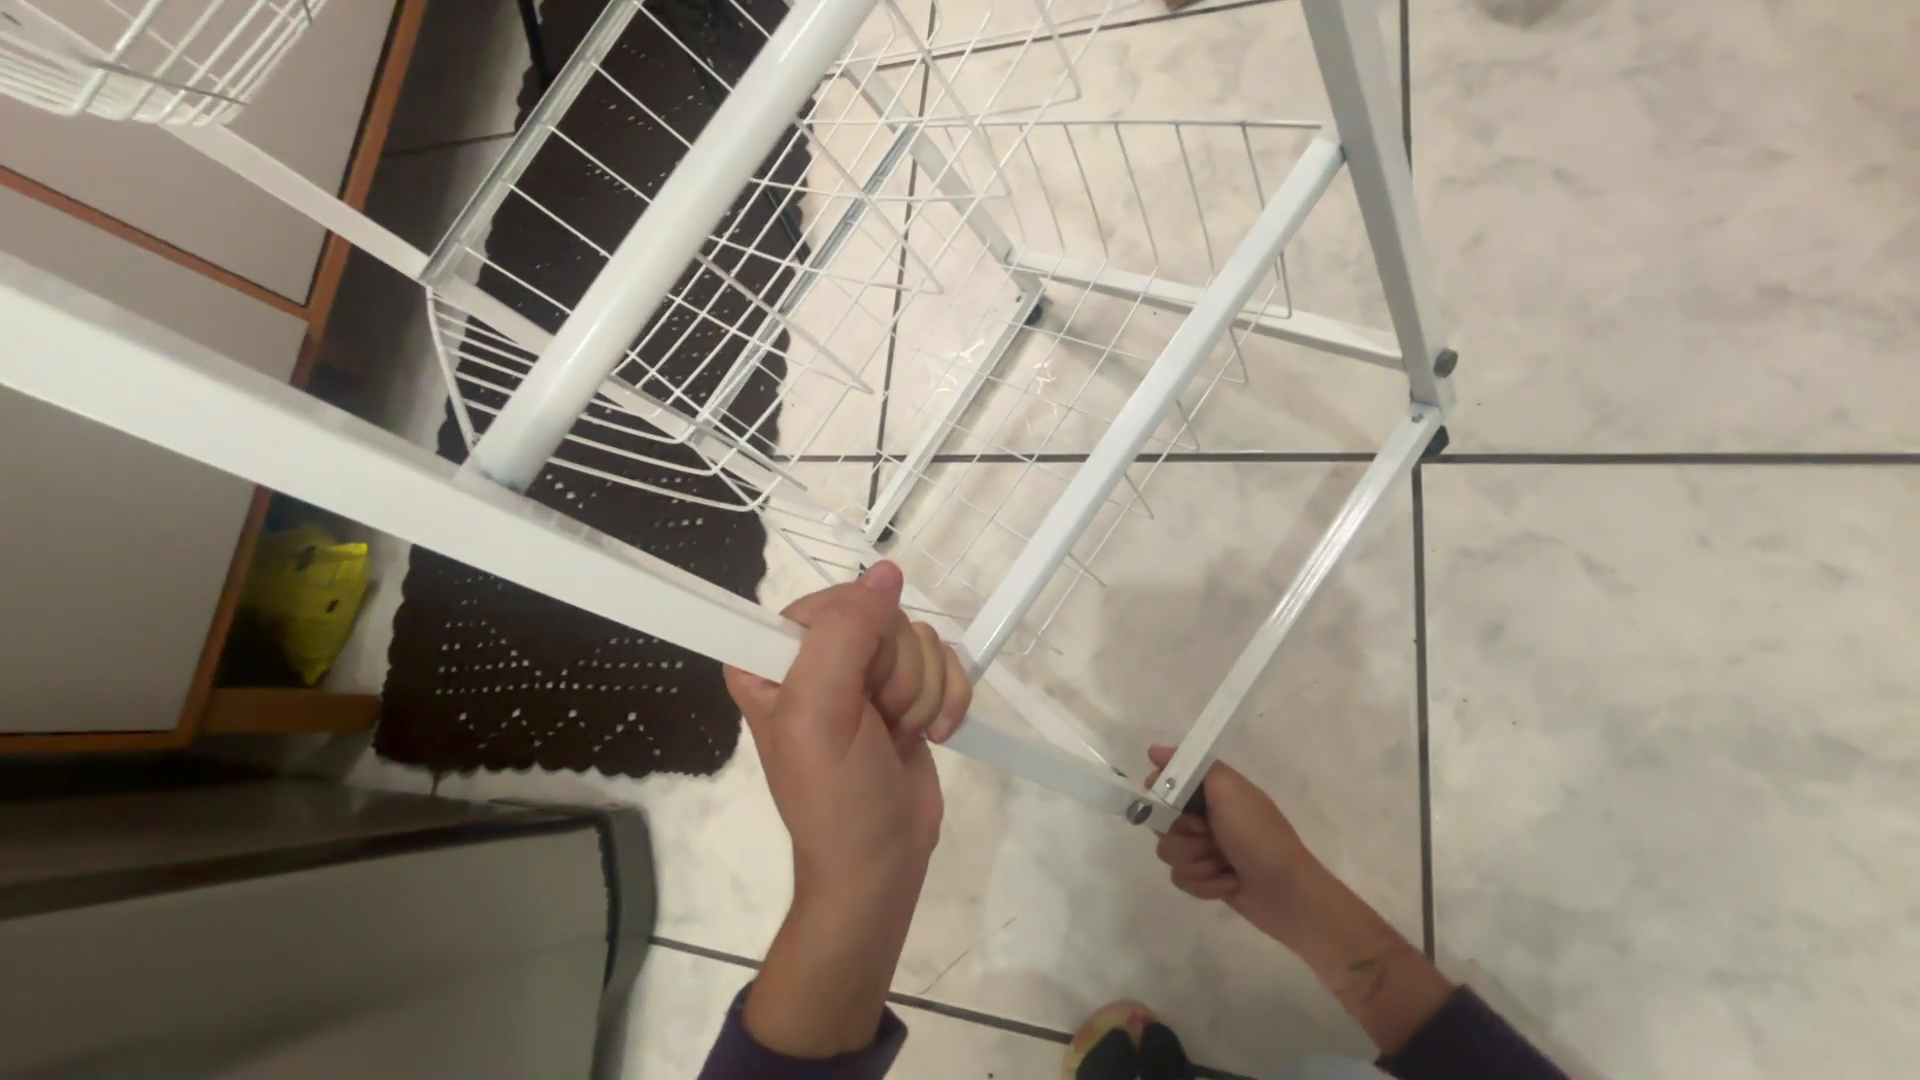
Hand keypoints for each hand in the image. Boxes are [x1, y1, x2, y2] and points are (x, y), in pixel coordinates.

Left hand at [723, 561, 971, 1057]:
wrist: (883, 860)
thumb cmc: (835, 796)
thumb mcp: (820, 712)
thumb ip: (845, 633)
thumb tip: (887, 572)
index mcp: (773, 656)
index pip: (828, 601)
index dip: (854, 639)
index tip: (851, 686)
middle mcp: (818, 656)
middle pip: (883, 618)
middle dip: (893, 676)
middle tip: (873, 722)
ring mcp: (868, 673)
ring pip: (920, 639)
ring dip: (919, 696)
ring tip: (892, 735)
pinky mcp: (908, 689)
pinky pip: (946, 661)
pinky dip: (947, 701)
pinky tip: (929, 734)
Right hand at [1147, 744, 1315, 937]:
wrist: (1287, 891)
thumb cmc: (1258, 835)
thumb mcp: (1229, 790)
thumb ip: (1192, 767)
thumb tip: (1153, 749)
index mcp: (1209, 790)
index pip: (1162, 784)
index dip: (1163, 797)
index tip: (1178, 806)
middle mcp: (1202, 816)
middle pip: (1160, 822)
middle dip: (1184, 835)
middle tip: (1210, 836)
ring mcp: (1203, 848)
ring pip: (1168, 852)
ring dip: (1197, 861)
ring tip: (1224, 864)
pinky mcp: (1204, 878)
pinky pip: (1180, 878)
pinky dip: (1205, 883)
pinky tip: (1229, 882)